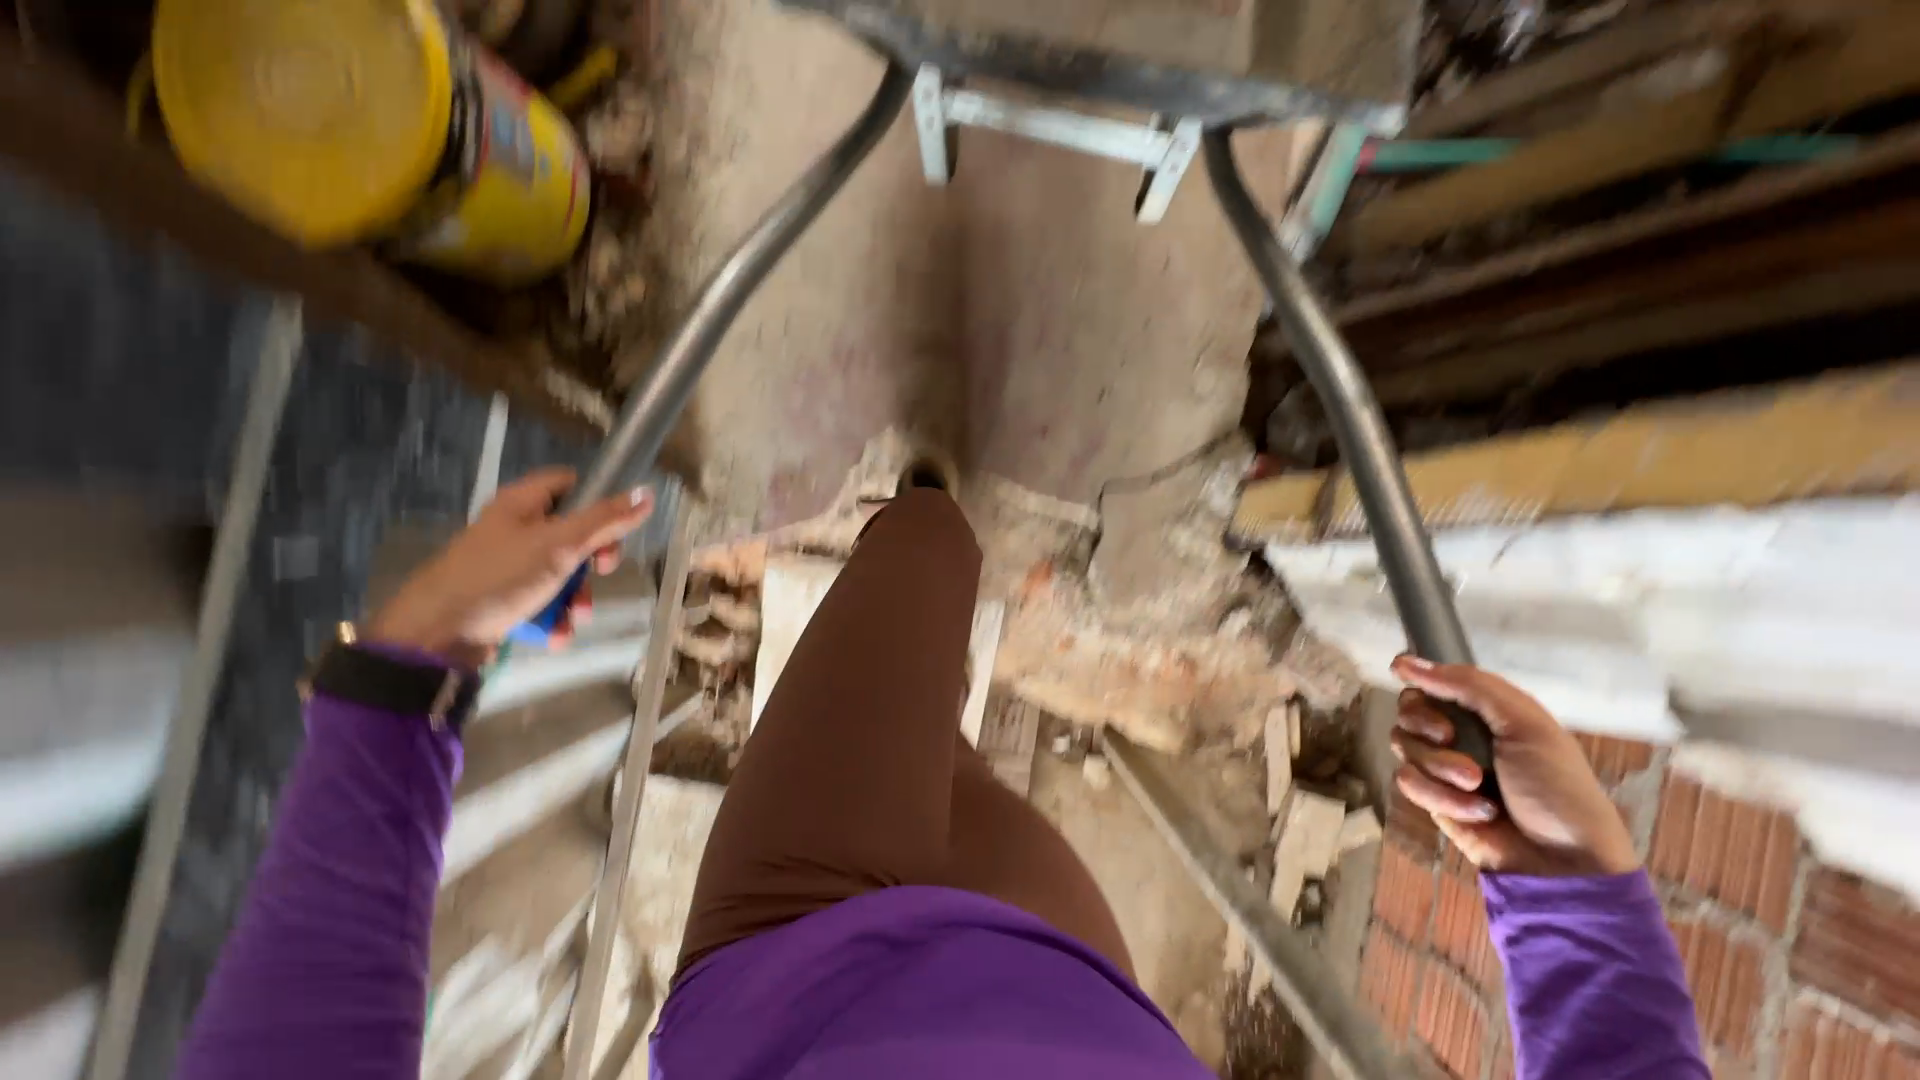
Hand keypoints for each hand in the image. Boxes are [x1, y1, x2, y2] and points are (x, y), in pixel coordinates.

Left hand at [366, 469, 655, 668]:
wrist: (434, 635)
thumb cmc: (499, 578)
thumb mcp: (561, 546)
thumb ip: (606, 520)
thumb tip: (647, 493)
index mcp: (521, 503)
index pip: (569, 483)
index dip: (597, 500)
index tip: (616, 525)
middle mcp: (513, 528)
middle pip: (572, 533)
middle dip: (592, 561)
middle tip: (602, 571)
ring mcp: (506, 565)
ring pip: (560, 572)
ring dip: (576, 597)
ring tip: (575, 617)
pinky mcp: (501, 599)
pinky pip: (541, 601)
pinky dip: (554, 617)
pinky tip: (556, 635)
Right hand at [1389, 655, 1637, 876]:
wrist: (1563, 861)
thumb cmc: (1556, 786)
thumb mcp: (1527, 725)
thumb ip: (1470, 686)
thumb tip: (1405, 661)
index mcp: (1487, 712)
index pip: (1434, 682)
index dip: (1421, 681)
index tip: (1406, 676)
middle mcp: (1461, 734)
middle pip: (1409, 711)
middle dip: (1426, 724)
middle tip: (1450, 737)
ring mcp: (1444, 768)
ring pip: (1404, 746)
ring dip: (1439, 765)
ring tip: (1475, 784)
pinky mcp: (1433, 799)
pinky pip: (1408, 782)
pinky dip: (1439, 796)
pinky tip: (1475, 811)